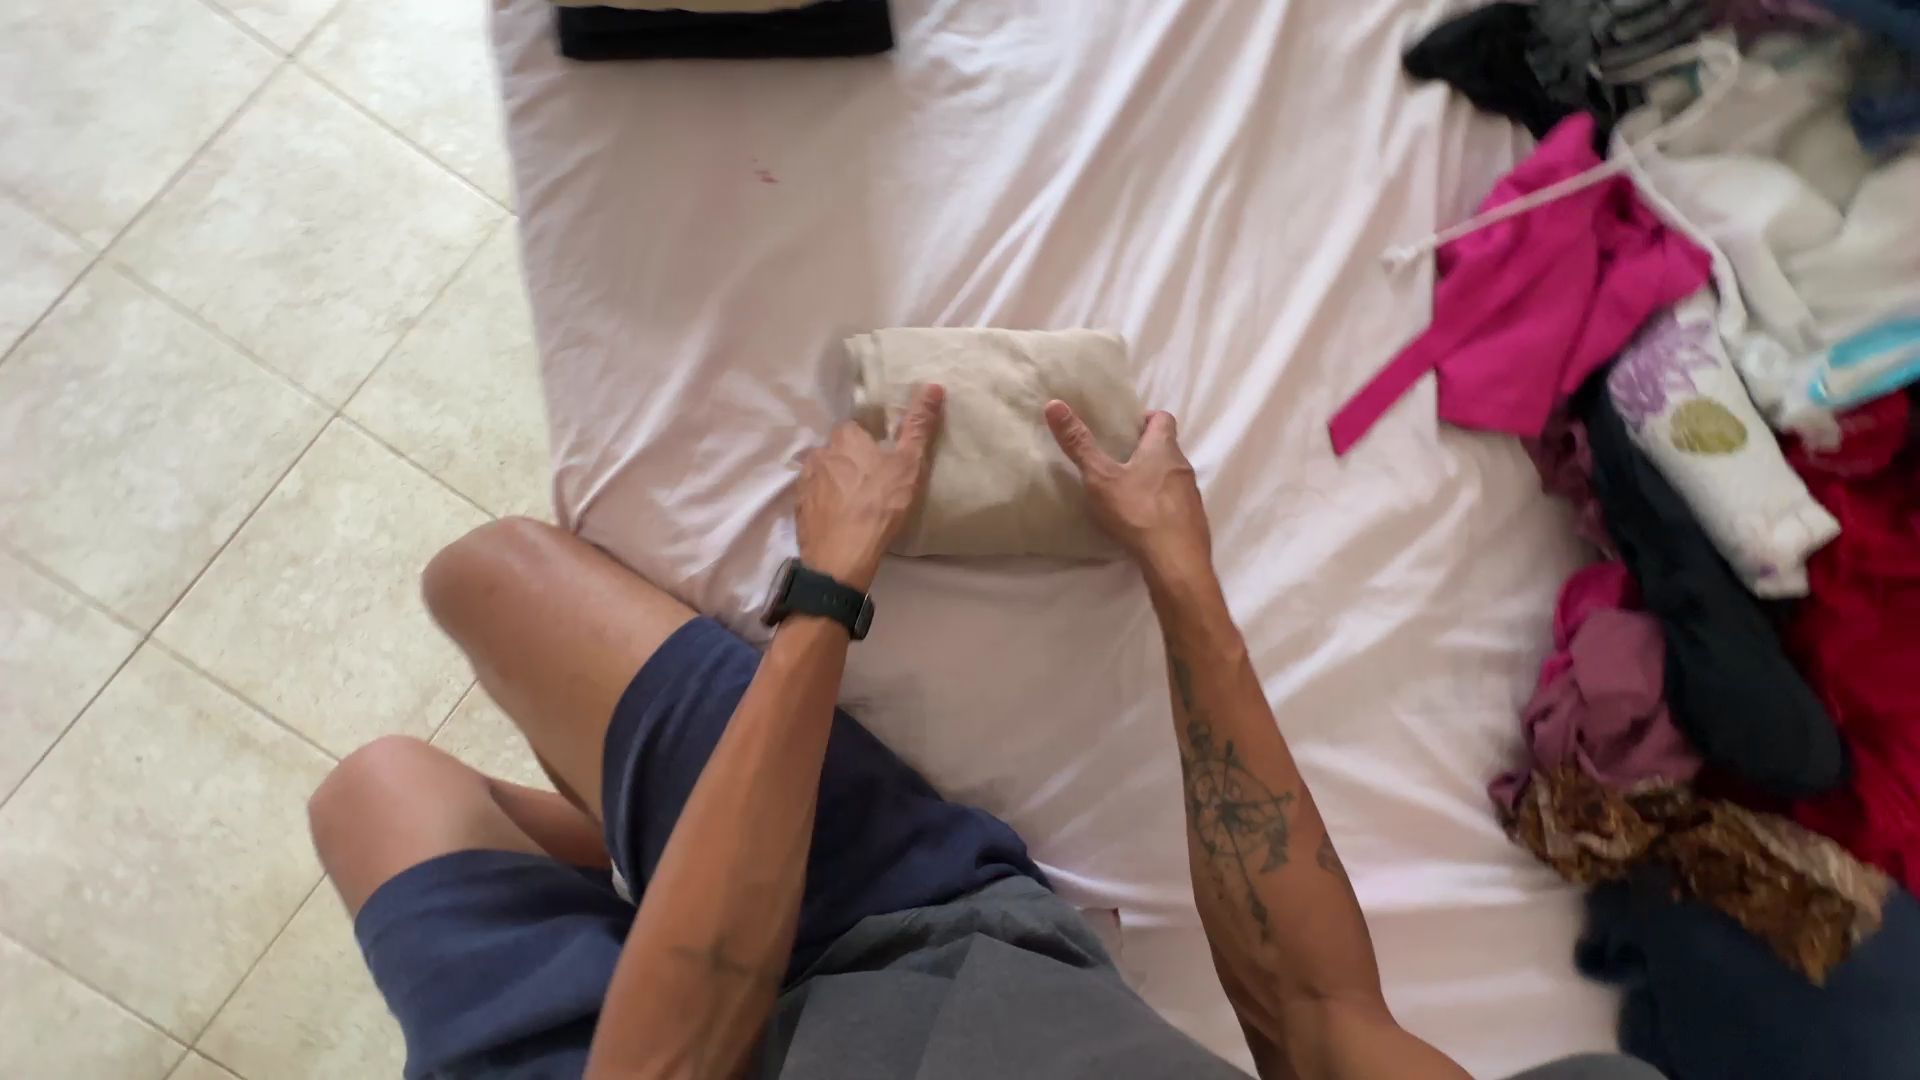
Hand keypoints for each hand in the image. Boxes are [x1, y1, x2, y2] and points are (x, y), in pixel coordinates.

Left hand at [796, 384, 944, 590]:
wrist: (842, 554)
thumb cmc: (880, 504)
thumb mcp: (909, 462)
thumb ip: (919, 425)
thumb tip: (934, 386)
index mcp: (845, 436)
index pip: (858, 427)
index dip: (872, 441)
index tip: (886, 459)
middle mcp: (820, 451)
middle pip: (840, 449)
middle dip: (854, 461)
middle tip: (876, 483)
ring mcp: (806, 480)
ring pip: (827, 472)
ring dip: (840, 481)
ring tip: (859, 503)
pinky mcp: (799, 506)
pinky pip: (817, 496)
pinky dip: (828, 502)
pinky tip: (842, 517)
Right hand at [1045, 400, 1211, 587]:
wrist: (1175, 561)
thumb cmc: (1137, 511)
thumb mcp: (1101, 477)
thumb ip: (1079, 444)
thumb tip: (1054, 404)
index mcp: (1163, 449)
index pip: (1163, 418)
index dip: (1146, 418)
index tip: (1126, 426)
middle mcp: (1182, 466)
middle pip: (1167, 447)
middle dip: (1146, 448)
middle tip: (1118, 457)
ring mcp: (1191, 495)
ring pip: (1172, 476)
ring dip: (1153, 476)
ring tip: (1126, 489)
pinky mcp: (1192, 520)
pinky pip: (1175, 502)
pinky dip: (1160, 503)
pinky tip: (1141, 518)